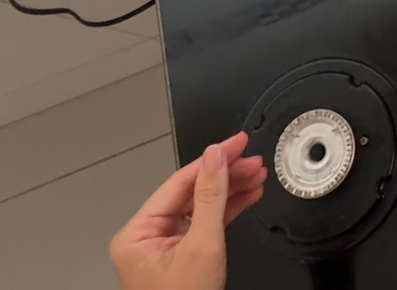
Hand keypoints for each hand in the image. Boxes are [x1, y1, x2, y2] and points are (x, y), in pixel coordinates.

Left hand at [110, 134, 268, 289]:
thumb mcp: (202, 245)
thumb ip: (210, 196)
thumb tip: (216, 155)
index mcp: (138, 233)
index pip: (180, 182)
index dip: (213, 159)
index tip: (238, 143)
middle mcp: (147, 236)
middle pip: (192, 191)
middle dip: (227, 175)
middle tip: (254, 160)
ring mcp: (164, 245)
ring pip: (202, 204)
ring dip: (232, 189)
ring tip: (258, 175)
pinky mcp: (182, 254)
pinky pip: (206, 221)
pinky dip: (229, 208)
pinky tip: (249, 195)